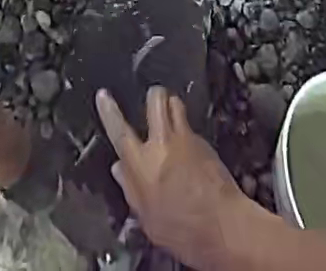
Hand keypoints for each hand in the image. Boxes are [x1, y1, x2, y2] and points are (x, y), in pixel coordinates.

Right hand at [96, 86, 254, 267]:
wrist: (221, 224)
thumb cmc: (181, 229)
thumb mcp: (147, 217)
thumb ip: (131, 188)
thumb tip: (119, 169)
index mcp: (141, 164)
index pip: (119, 130)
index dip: (109, 111)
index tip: (103, 95)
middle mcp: (162, 143)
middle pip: (156, 101)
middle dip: (154, 96)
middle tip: (153, 100)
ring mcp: (186, 138)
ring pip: (176, 104)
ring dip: (172, 106)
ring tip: (170, 115)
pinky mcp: (205, 141)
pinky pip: (191, 127)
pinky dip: (186, 132)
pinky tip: (187, 149)